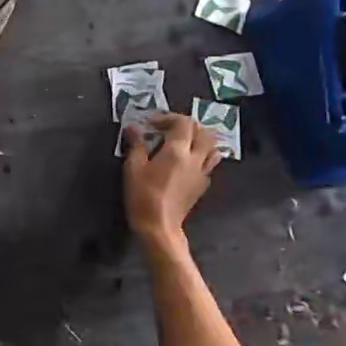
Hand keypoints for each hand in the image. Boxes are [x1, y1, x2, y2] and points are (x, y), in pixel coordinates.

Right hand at [123, 113, 219, 242]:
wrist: (159, 227)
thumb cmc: (143, 196)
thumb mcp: (133, 168)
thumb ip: (135, 145)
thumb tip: (133, 128)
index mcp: (178, 151)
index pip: (183, 122)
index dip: (168, 118)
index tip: (152, 125)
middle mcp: (195, 158)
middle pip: (203, 132)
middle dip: (187, 126)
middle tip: (169, 130)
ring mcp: (202, 173)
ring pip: (212, 147)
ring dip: (199, 140)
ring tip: (183, 144)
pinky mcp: (202, 186)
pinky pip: (209, 164)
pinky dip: (201, 157)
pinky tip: (186, 164)